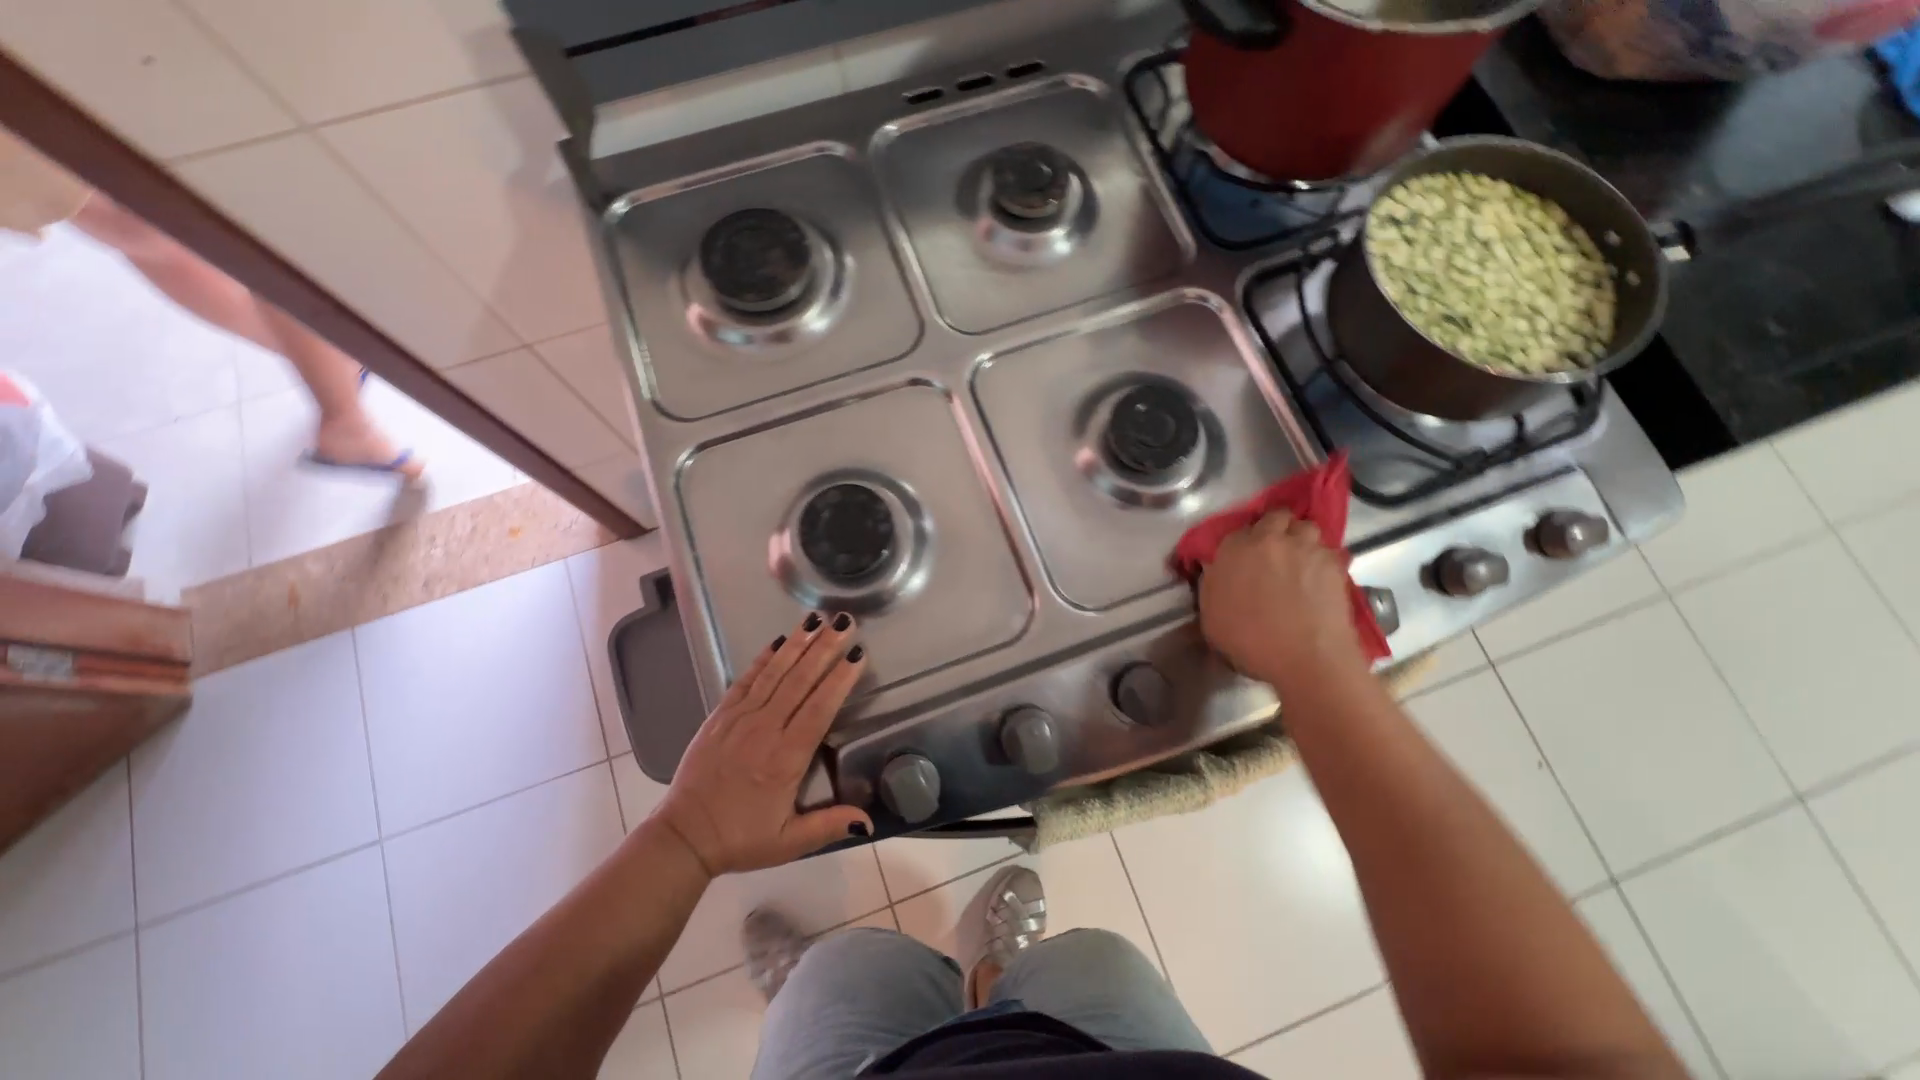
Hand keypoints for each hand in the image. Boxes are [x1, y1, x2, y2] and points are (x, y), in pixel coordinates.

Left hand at [654, 612, 873, 876]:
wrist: (684, 836)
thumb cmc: (741, 839)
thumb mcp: (789, 842)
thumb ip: (829, 825)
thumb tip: (868, 821)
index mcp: (786, 759)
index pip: (819, 709)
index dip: (840, 680)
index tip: (857, 654)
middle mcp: (764, 731)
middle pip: (799, 681)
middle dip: (824, 649)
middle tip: (845, 622)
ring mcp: (739, 720)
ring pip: (774, 674)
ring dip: (797, 645)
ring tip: (817, 620)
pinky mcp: (719, 717)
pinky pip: (745, 680)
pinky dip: (763, 659)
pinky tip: (779, 642)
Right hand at [1198, 513, 1370, 693]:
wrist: (1307, 658)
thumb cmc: (1251, 643)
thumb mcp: (1212, 618)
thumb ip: (1213, 586)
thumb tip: (1219, 572)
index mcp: (1234, 550)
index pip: (1237, 531)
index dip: (1242, 544)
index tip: (1245, 559)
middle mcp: (1270, 540)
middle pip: (1275, 516)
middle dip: (1276, 528)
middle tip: (1274, 552)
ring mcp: (1306, 548)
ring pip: (1307, 526)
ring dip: (1302, 539)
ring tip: (1301, 560)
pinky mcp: (1334, 563)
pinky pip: (1330, 550)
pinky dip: (1325, 559)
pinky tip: (1321, 578)